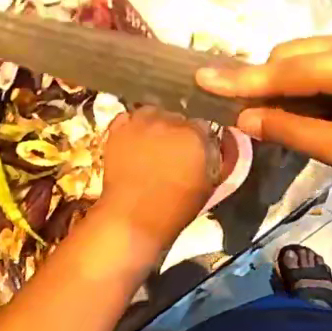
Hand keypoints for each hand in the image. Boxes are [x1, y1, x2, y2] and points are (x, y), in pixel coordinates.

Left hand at [95, 107, 218, 249]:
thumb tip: (212, 144)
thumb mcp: (207, 185)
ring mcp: (141, 122)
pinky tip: (132, 142)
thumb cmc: (175, 209)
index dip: (199, 138)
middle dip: (177, 130)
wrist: (133, 218)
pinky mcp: (118, 129)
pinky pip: (128, 117)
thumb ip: (213, 157)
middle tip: (172, 151)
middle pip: (177, 116)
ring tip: (151, 143)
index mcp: (196, 135)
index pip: (203, 125)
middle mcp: (170, 121)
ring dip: (154, 124)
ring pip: (152, 112)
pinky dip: (131, 126)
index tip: (194, 150)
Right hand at [197, 34, 331, 197]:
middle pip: (291, 53)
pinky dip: (310, 83)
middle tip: (252, 118)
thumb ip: (291, 130)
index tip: (200, 78)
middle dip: (266, 81)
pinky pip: (327, 62)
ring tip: (287, 120)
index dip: (240, 78)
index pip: (282, 68)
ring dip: (288, 83)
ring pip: (307, 56)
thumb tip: (244, 119)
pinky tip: (316, 110)